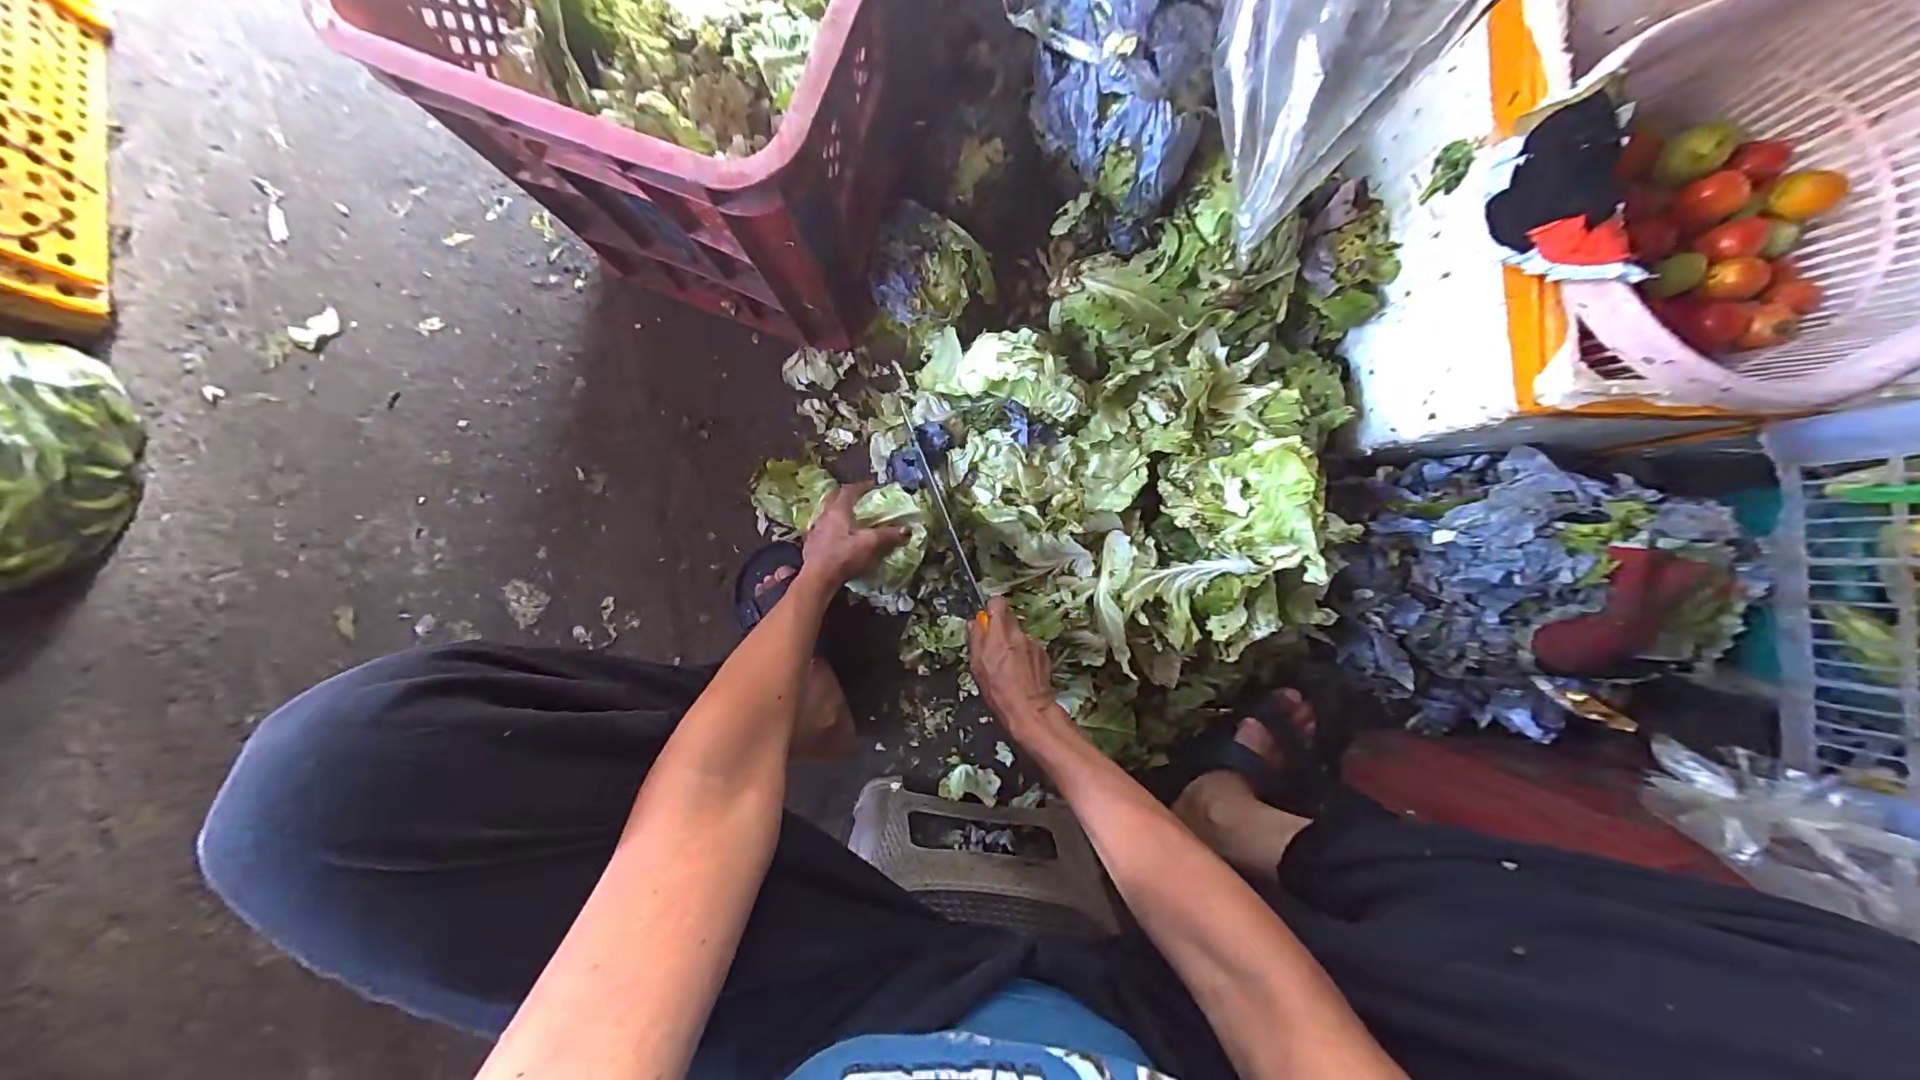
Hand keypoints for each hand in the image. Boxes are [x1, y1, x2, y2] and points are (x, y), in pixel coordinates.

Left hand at [802, 480, 909, 589]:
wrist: (818, 578)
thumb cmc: (844, 556)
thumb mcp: (870, 544)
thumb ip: (888, 535)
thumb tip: (906, 530)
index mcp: (838, 510)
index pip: (849, 490)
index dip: (861, 486)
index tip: (871, 485)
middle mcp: (824, 516)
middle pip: (833, 498)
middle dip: (845, 495)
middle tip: (857, 497)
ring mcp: (815, 530)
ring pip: (826, 513)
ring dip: (837, 511)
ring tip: (848, 516)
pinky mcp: (811, 544)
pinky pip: (822, 529)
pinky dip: (831, 528)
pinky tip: (837, 536)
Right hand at [969, 596, 1079, 747]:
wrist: (1029, 709)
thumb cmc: (998, 691)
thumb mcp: (978, 667)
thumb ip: (976, 640)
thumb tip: (975, 623)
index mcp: (1000, 635)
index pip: (998, 603)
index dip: (992, 608)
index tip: (988, 620)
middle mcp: (1018, 634)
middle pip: (1009, 617)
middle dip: (1001, 627)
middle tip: (995, 645)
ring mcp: (1033, 643)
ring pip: (1020, 633)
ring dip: (1014, 642)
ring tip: (1009, 663)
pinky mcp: (1043, 653)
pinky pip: (1030, 645)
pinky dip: (1025, 652)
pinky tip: (1021, 669)